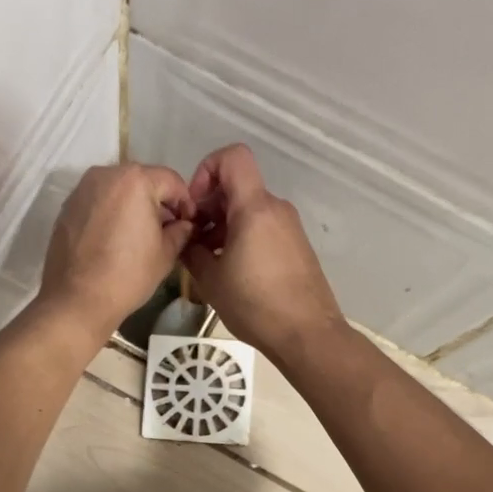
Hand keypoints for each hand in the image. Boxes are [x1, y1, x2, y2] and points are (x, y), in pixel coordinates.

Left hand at [36, 162, 194, 339]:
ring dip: (132, 206)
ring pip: (117, 190)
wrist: (77, 300)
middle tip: (165, 228)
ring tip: (138, 234)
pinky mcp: (66, 207)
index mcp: (135, 180)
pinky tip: (114, 238)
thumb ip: (180, 231)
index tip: (189, 223)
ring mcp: (82, 189)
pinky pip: (97, 202)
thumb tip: (184, 224)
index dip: (185, 202)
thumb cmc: (128, 275)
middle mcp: (105, 174)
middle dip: (157, 201)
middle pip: (141, 181)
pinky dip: (110, 213)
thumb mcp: (165, 254)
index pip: (171, 181)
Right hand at [180, 144, 344, 357]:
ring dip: (224, 225)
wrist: (306, 334)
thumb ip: (192, 251)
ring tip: (208, 259)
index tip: (195, 205)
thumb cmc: (255, 304)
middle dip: (210, 205)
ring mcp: (289, 227)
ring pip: (249, 209)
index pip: (232, 157)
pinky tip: (231, 270)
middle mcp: (275, 208)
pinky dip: (242, 237)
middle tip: (193, 239)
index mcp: (254, 208)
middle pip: (238, 186)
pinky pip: (262, 227)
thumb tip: (186, 240)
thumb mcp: (211, 280)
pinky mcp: (295, 246)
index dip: (206, 170)